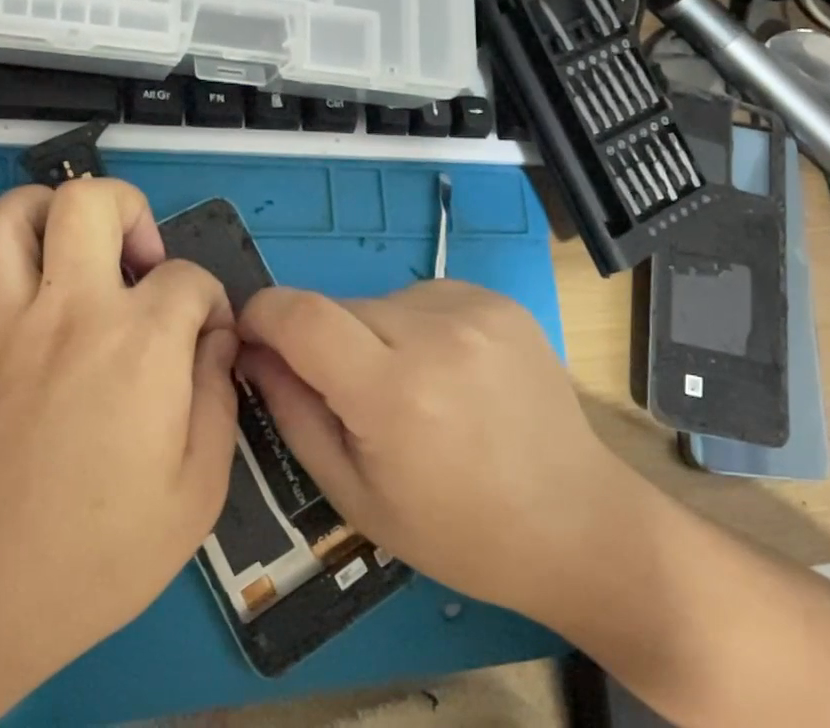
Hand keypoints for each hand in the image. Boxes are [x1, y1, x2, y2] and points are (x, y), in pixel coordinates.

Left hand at [0, 179, 238, 716]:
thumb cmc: (104, 554)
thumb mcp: (200, 491)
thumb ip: (217, 399)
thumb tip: (215, 341)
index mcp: (140, 342)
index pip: (188, 276)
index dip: (210, 302)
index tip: (207, 341)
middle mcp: (69, 311)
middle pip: (87, 200)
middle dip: (127, 211)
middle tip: (139, 266)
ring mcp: (3, 328)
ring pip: (5, 220)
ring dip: (44, 218)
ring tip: (72, 260)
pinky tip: (1, 308)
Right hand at [237, 280, 639, 615]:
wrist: (579, 525)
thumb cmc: (458, 532)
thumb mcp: (353, 494)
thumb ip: (291, 413)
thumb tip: (250, 353)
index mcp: (393, 391)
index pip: (297, 314)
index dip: (260, 316)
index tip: (252, 341)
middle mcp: (435, 333)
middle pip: (334, 307)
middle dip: (318, 342)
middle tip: (345, 397)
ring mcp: (475, 310)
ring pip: (376, 301)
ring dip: (367, 336)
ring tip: (405, 391)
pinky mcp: (500, 301)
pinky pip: (419, 298)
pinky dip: (410, 328)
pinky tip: (442, 374)